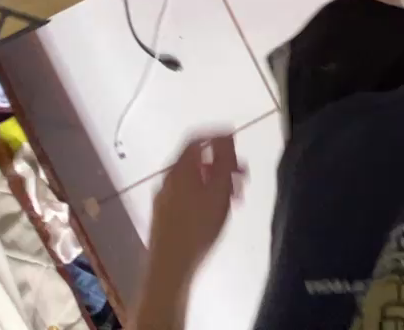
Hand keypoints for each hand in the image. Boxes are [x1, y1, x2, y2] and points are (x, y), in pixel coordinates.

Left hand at [148, 134, 244, 272]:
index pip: (197, 139)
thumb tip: (226, 136)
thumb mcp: (219, 190)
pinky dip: (203, 195)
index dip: (217, 136)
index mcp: (179, 169)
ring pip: (193, 180)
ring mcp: (163, 198)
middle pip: (197, 161)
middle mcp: (167, 179)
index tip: (235, 142)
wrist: (169, 269)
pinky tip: (215, 212)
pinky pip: (186, 195)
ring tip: (233, 198)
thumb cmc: (198, 227)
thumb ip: (224, 160)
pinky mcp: (163, 216)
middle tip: (240, 176)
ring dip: (215, 182)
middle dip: (222, 164)